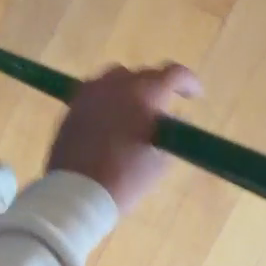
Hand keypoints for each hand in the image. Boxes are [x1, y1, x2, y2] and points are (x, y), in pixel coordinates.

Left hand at [47, 64, 201, 211]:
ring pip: (114, 77)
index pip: (174, 73)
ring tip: (134, 104)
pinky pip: (92, 91)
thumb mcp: (162, 157)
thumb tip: (170, 117)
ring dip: (128, 86)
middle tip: (162, 104)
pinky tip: (109, 112)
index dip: (188, 82)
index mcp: (145, 93)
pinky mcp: (71, 108)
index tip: (194, 95)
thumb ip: (170, 130)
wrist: (78, 191)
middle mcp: (116, 86)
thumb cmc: (126, 177)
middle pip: (143, 74)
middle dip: (157, 85)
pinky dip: (105, 97)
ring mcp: (89, 95)